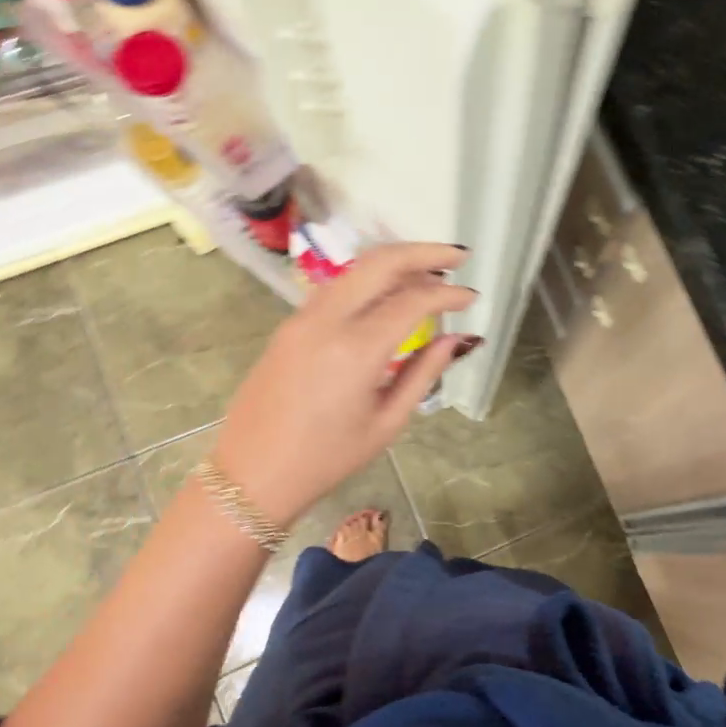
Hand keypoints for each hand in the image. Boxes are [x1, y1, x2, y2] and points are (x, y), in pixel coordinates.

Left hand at [208, 243, 479, 525]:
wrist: (252, 473)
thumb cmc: (326, 459)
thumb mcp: (386, 422)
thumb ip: (424, 373)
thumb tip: (456, 340)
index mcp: (355, 350)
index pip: (412, 300)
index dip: (448, 293)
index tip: (472, 297)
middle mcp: (326, 320)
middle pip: (380, 263)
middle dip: (424, 253)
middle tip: (458, 257)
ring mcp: (302, 318)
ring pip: (355, 270)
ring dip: (395, 264)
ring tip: (429, 274)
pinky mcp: (289, 325)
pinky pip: (336, 288)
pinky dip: (369, 281)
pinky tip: (390, 294)